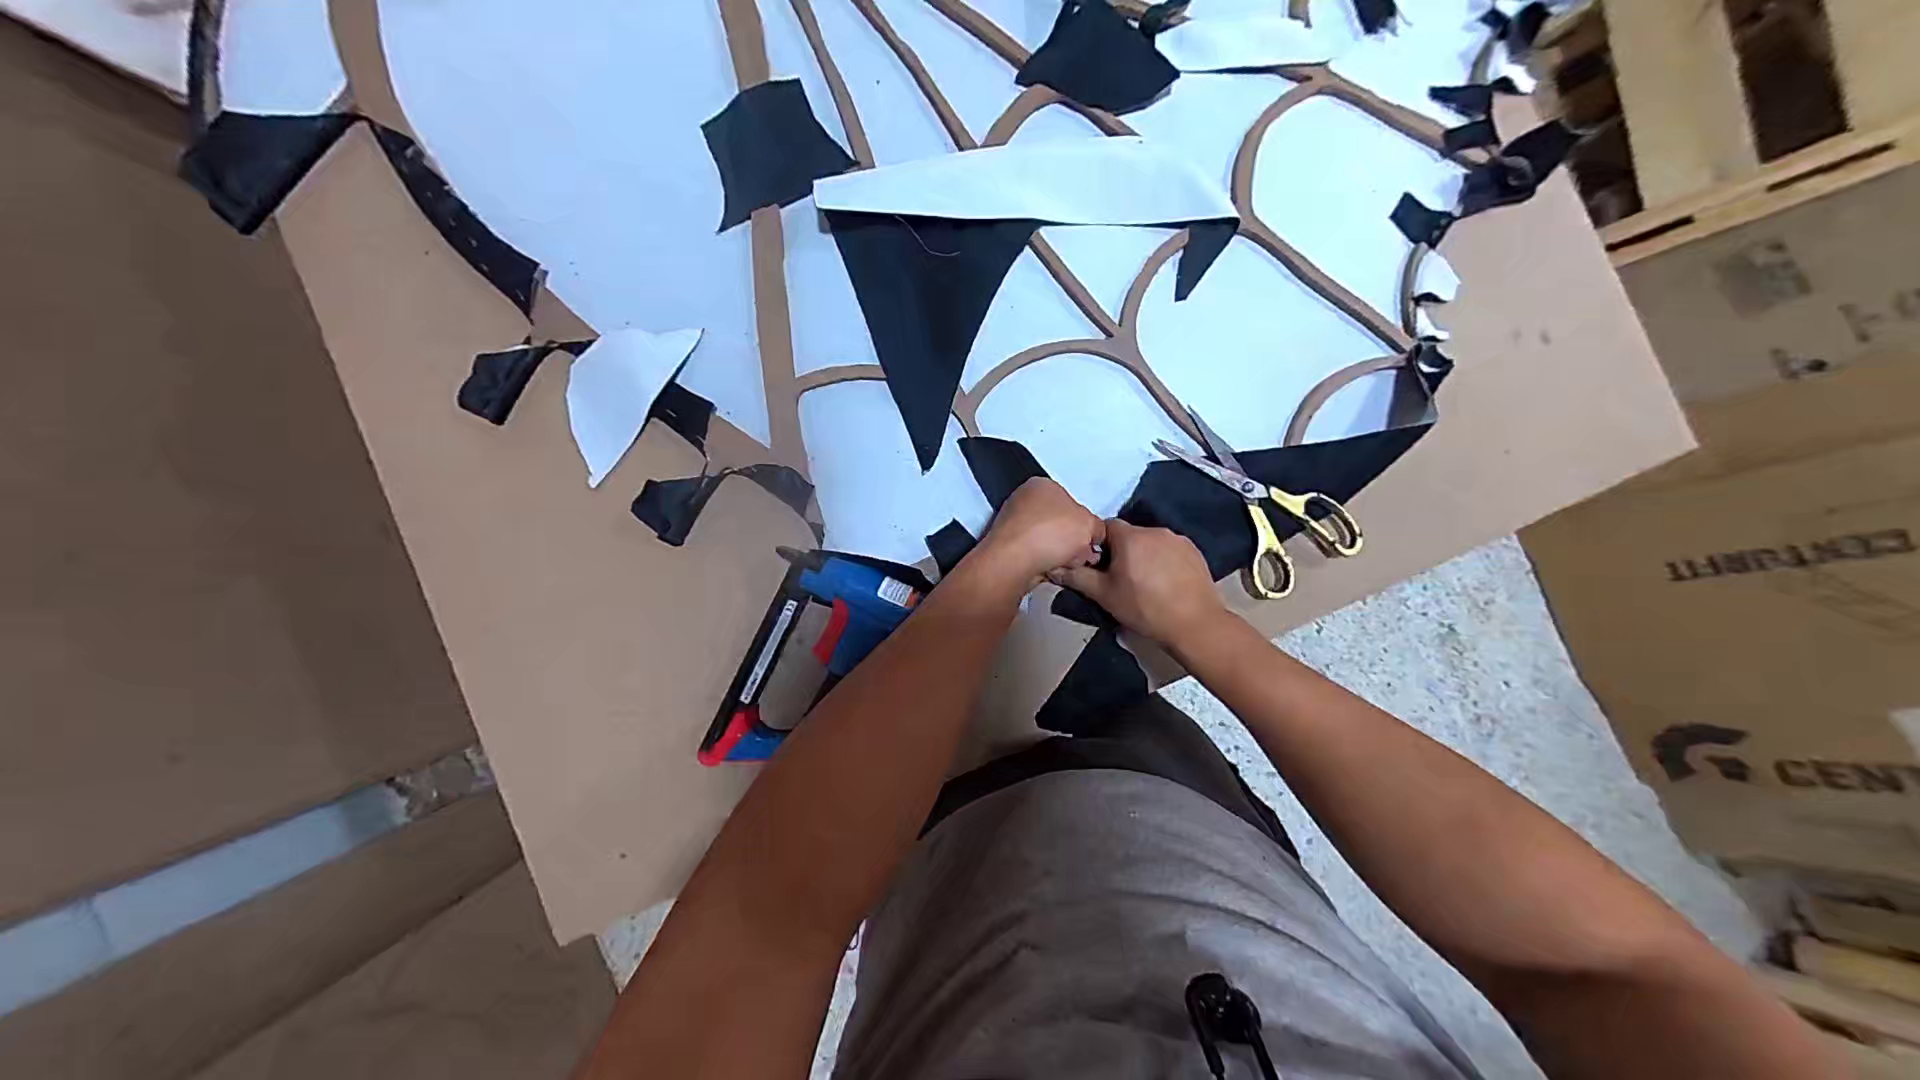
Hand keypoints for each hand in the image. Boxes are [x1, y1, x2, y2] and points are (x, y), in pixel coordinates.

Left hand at [972, 478, 1104, 586]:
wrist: (1015, 562)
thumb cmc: (1046, 533)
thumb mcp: (1090, 524)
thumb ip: (1097, 527)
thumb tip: (1095, 534)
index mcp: (1041, 484)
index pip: (1071, 501)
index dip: (1084, 521)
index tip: (1090, 534)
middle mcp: (1023, 501)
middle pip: (1060, 524)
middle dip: (1073, 541)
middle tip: (1082, 552)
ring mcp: (1013, 526)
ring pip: (1049, 544)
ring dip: (1061, 555)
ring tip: (1065, 562)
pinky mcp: (1008, 549)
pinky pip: (1035, 558)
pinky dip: (1045, 564)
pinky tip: (1051, 569)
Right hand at [1049, 520, 1229, 646]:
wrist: (1194, 624)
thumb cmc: (1145, 609)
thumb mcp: (1104, 595)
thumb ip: (1077, 578)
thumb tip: (1054, 568)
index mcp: (1130, 537)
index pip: (1105, 527)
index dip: (1098, 545)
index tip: (1099, 566)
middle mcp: (1155, 530)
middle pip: (1129, 535)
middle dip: (1121, 552)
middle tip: (1119, 579)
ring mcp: (1177, 540)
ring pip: (1150, 542)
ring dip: (1143, 556)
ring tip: (1144, 584)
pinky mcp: (1194, 552)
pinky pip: (1170, 550)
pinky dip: (1163, 561)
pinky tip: (1164, 584)